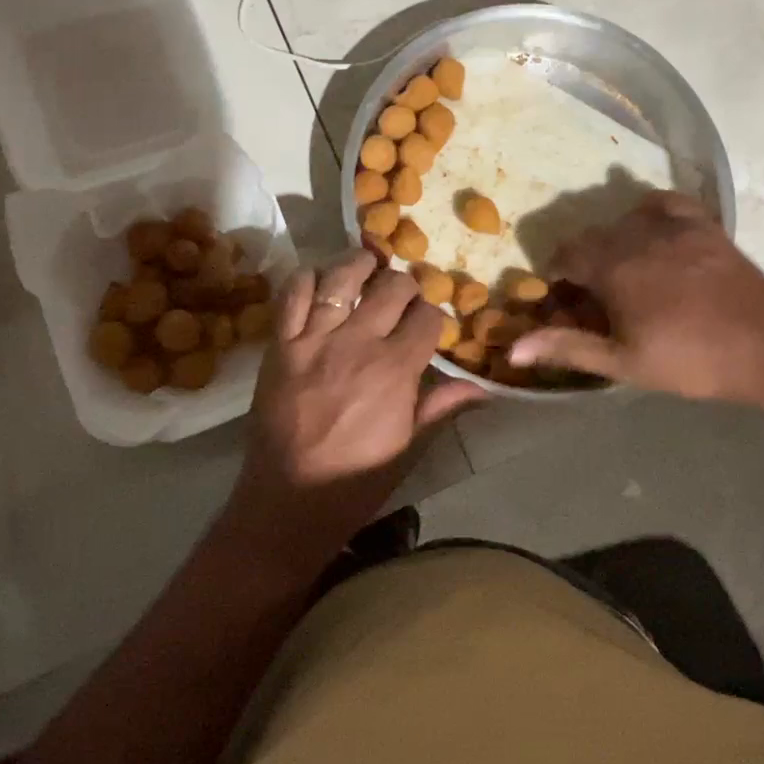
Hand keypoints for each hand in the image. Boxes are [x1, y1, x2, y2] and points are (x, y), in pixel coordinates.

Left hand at [232, 251, 484, 554]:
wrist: (290, 499)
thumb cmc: (357, 480)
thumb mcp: (409, 447)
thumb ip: (440, 406)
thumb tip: (483, 387)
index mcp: (396, 369)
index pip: (428, 317)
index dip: (434, 317)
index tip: (430, 326)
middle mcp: (358, 342)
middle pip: (392, 287)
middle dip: (405, 287)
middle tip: (401, 300)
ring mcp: (314, 339)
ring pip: (342, 277)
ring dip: (360, 265)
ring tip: (367, 267)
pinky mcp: (280, 344)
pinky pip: (292, 293)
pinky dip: (307, 278)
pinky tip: (320, 282)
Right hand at [508, 191, 763, 405]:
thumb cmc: (690, 362)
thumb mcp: (623, 363)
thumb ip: (568, 348)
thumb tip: (513, 349)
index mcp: (615, 269)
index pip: (566, 254)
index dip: (556, 274)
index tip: (561, 298)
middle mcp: (639, 236)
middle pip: (592, 236)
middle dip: (582, 260)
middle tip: (591, 295)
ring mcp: (674, 226)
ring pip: (623, 219)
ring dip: (612, 241)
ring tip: (622, 272)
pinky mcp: (704, 225)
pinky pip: (664, 202)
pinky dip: (648, 212)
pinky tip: (650, 232)